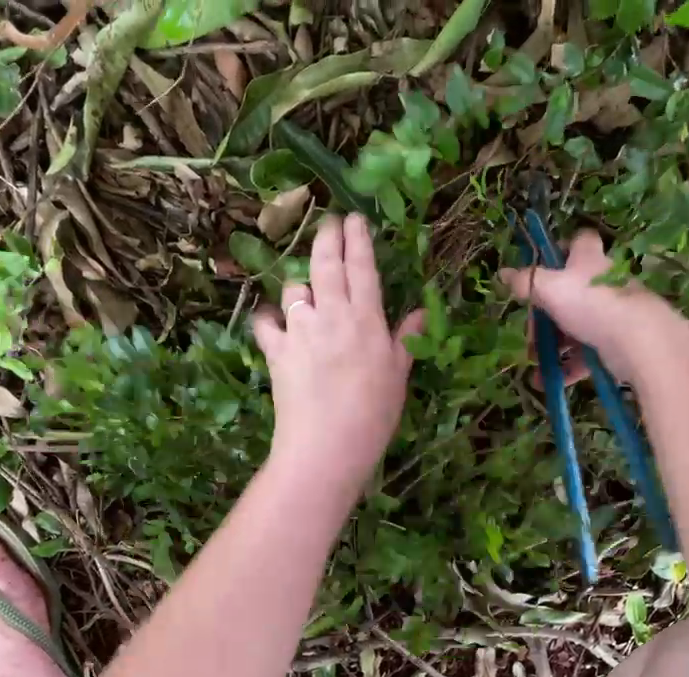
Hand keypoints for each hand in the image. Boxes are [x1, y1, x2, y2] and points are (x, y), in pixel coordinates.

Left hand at [253, 214, 423, 489]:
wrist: (327, 446)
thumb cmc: (373, 416)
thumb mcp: (398, 378)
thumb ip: (406, 341)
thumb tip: (422, 312)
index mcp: (367, 320)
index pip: (362, 268)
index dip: (358, 239)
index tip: (355, 218)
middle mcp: (332, 315)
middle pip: (326, 264)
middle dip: (327, 237)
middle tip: (329, 223)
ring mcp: (300, 330)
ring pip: (295, 289)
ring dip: (300, 285)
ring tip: (306, 290)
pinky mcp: (276, 350)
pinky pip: (266, 323)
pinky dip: (269, 319)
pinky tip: (273, 323)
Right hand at [497, 231, 684, 386]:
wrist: (636, 340)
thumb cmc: (590, 304)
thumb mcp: (550, 289)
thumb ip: (526, 282)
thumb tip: (503, 273)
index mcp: (588, 260)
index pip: (579, 242)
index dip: (561, 251)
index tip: (542, 270)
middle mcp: (600, 283)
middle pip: (568, 294)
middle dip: (544, 317)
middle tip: (530, 335)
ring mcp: (609, 314)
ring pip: (574, 328)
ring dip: (551, 348)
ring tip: (535, 364)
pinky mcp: (613, 343)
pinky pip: (584, 355)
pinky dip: (565, 368)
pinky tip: (547, 382)